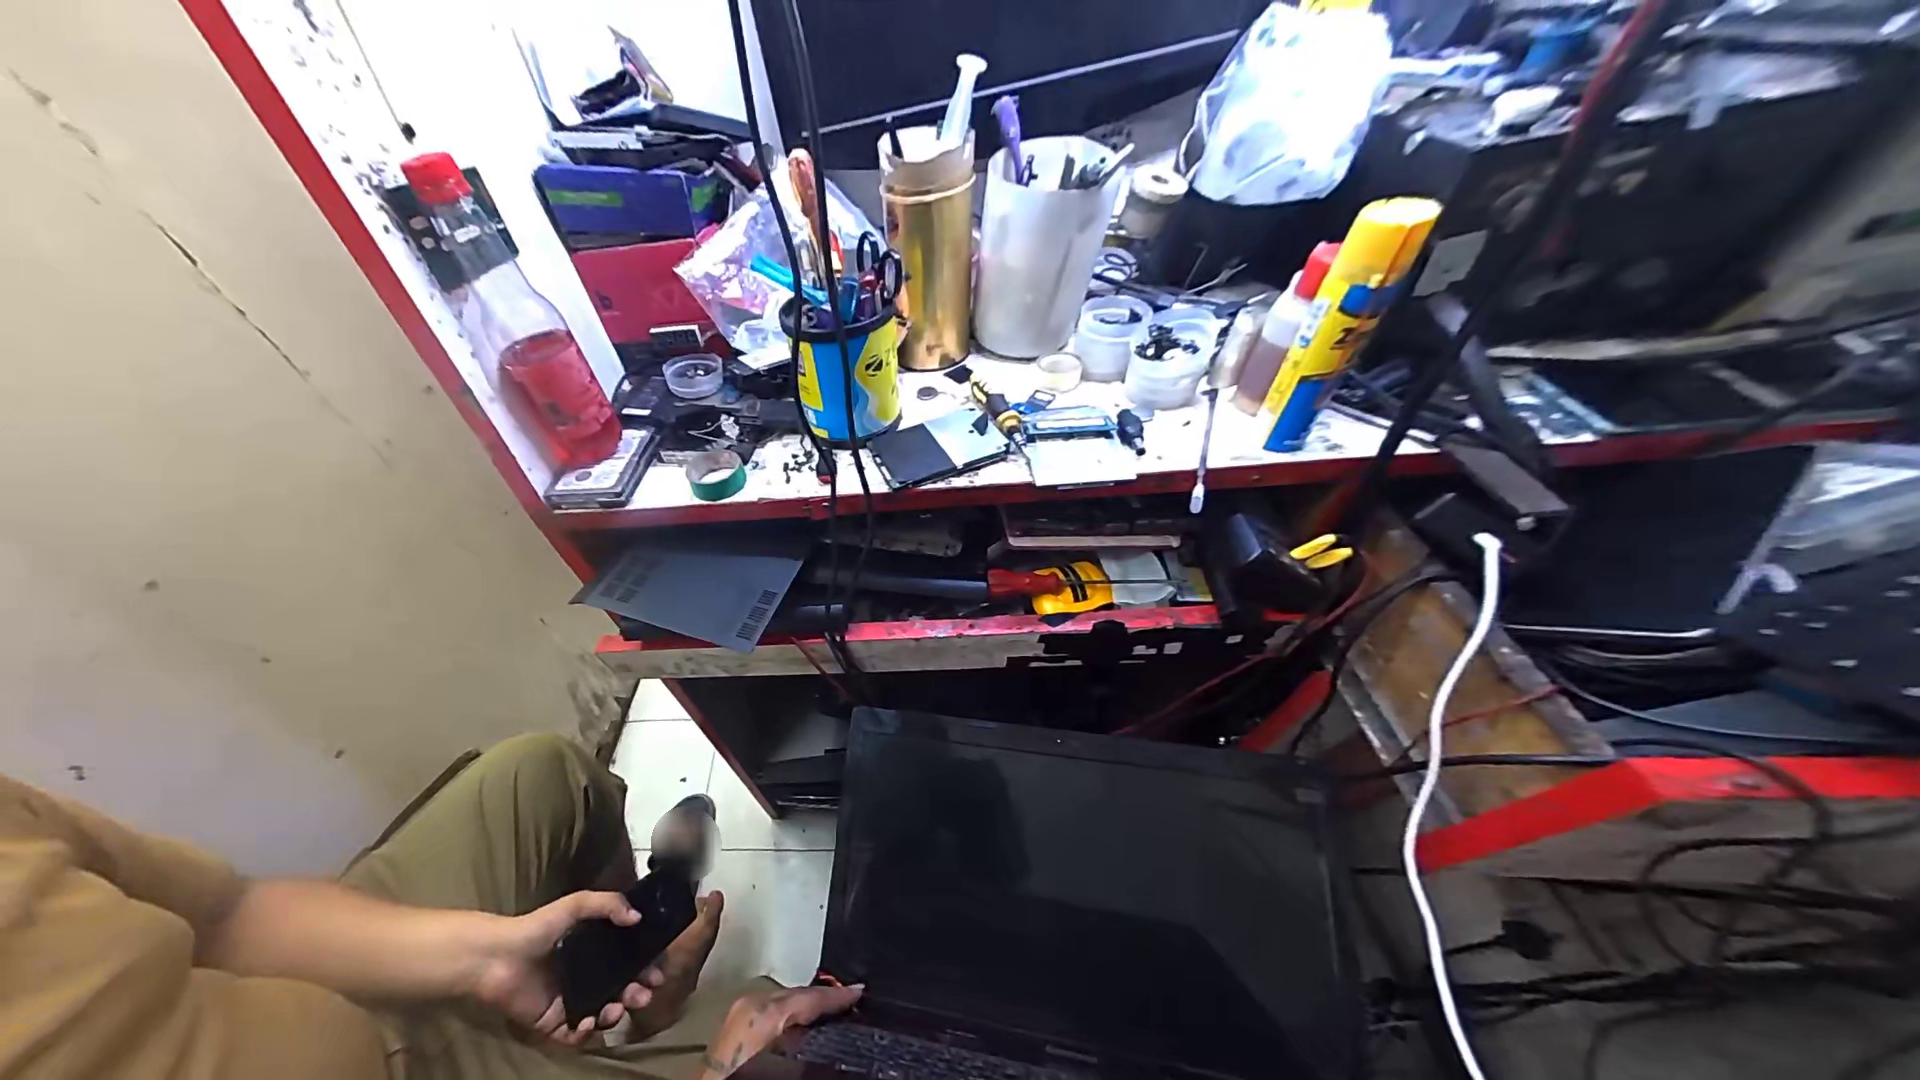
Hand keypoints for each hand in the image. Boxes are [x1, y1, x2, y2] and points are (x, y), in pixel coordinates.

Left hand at [469, 891, 664, 1045]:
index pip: (628, 959)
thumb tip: (638, 917)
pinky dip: (583, 1034)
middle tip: (644, 994)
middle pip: (620, 988)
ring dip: (614, 1014)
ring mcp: (569, 1000)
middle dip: (636, 993)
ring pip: (600, 1012)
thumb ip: (608, 904)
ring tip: (617, 1009)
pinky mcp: (550, 1022)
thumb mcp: (576, 904)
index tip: (657, 970)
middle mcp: (587, 975)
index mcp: (596, 950)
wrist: (495, 957)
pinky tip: (588, 1024)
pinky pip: (571, 1035)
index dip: (645, 965)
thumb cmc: (536, 927)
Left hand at [696, 983, 864, 1079]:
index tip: (860, 991)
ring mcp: (740, 1010)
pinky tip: (801, 1022)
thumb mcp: (785, 1064)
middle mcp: (752, 1003)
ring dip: (806, 1006)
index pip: (810, 997)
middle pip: (798, 994)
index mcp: (765, 1013)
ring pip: (784, 999)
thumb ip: (808, 1043)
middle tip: (850, 1001)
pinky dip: (789, 1012)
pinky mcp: (733, 1023)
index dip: (838, 997)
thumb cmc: (744, 1073)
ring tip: (831, 1011)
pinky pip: (770, 1008)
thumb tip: (836, 1039)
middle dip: (823, 999)